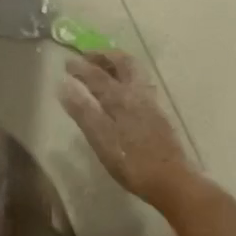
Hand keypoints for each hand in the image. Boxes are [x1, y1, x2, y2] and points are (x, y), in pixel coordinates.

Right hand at [57, 51, 193, 205]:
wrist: (172, 179)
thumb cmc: (132, 162)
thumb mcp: (102, 140)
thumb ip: (83, 112)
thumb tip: (64, 85)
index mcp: (120, 97)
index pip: (97, 75)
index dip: (80, 67)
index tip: (66, 62)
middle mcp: (136, 91)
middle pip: (122, 62)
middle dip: (104, 56)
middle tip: (89, 57)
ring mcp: (150, 100)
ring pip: (134, 70)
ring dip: (118, 63)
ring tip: (106, 67)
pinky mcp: (158, 111)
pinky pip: (140, 81)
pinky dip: (128, 75)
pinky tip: (124, 89)